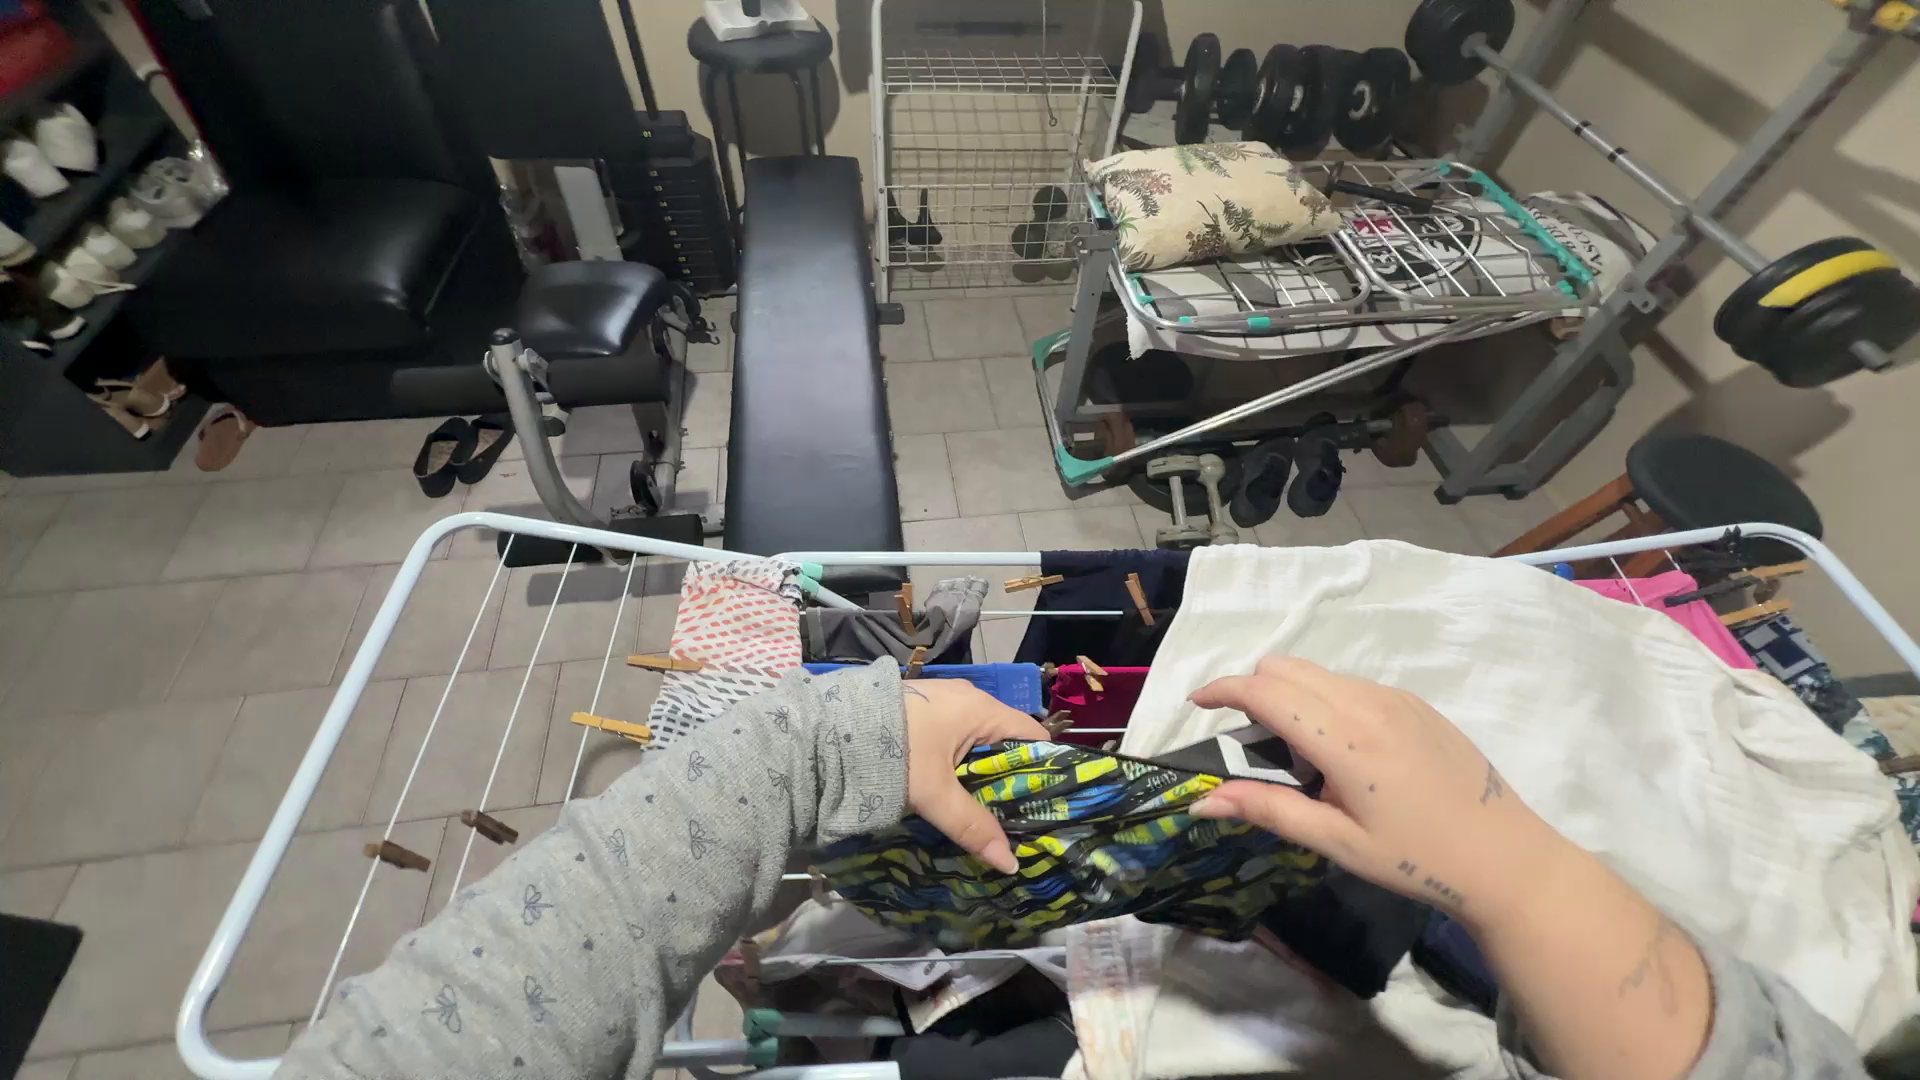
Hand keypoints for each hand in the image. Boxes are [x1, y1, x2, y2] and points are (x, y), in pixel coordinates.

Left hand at [901, 679, 1048, 874]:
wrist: (832, 727)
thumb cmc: (894, 751)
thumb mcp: (935, 793)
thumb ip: (972, 826)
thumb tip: (1011, 863)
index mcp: (982, 709)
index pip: (1034, 735)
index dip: (1044, 768)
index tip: (1046, 804)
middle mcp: (970, 697)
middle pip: (1008, 739)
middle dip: (1013, 776)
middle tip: (1016, 816)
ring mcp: (946, 700)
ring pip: (981, 740)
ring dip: (984, 770)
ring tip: (987, 808)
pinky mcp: (925, 709)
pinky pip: (958, 735)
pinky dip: (962, 760)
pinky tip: (955, 787)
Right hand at [1190, 656, 1574, 927]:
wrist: (1511, 861)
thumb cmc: (1416, 858)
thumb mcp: (1336, 842)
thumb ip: (1266, 810)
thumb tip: (1201, 799)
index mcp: (1345, 739)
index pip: (1264, 691)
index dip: (1222, 690)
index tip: (1198, 705)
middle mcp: (1366, 703)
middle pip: (1283, 667)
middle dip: (1251, 690)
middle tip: (1250, 740)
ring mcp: (1393, 697)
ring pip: (1314, 671)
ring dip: (1287, 694)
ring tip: (1299, 749)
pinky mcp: (1413, 701)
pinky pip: (1346, 682)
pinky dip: (1321, 699)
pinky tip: (1342, 748)